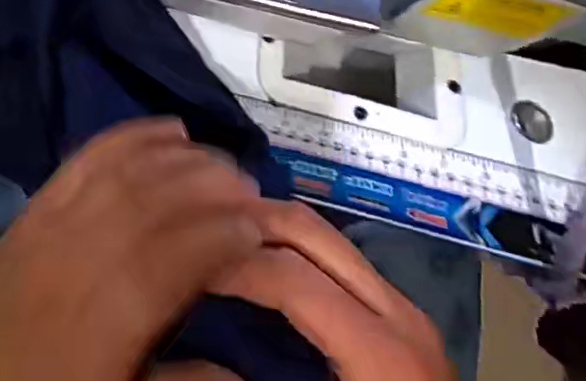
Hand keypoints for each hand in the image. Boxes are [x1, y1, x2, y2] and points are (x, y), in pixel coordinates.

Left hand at [0, 118, 265, 380]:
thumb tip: (240, 369)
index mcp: (104, 315)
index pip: (171, 258)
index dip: (219, 235)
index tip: (257, 225)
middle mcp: (83, 253)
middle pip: (154, 202)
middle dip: (209, 184)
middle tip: (250, 184)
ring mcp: (60, 216)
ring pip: (128, 170)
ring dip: (179, 156)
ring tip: (219, 157)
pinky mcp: (45, 196)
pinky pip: (93, 154)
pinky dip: (134, 135)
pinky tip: (167, 129)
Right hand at [214, 201, 453, 380]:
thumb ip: (260, 375)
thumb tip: (198, 353)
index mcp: (382, 350)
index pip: (290, 277)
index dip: (230, 267)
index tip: (184, 268)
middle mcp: (397, 310)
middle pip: (307, 230)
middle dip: (244, 221)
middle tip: (195, 228)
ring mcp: (401, 306)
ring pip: (320, 232)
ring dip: (265, 227)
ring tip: (217, 235)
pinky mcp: (398, 314)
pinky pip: (332, 257)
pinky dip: (288, 247)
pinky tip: (257, 260)